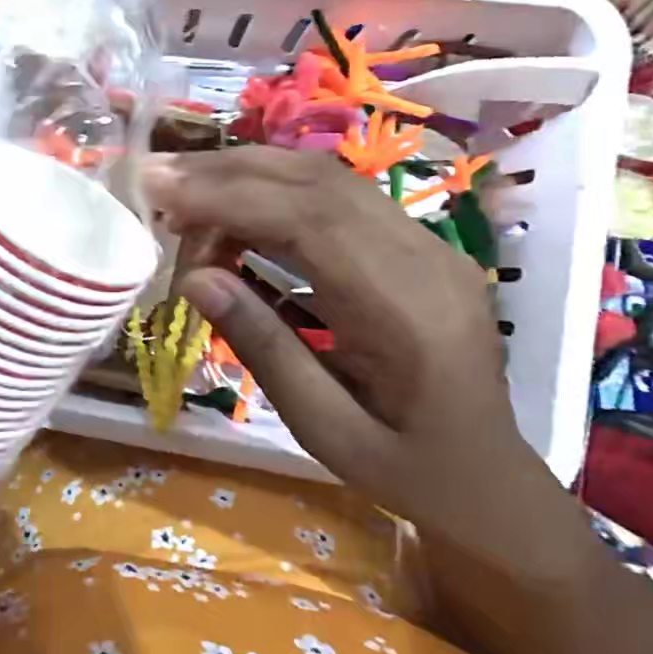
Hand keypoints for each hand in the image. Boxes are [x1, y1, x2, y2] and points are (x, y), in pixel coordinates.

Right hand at [142, 148, 537, 528]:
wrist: (492, 481)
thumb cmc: (407, 471)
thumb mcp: (325, 430)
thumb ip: (264, 349)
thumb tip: (195, 279)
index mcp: (406, 313)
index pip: (310, 222)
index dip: (229, 196)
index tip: (160, 189)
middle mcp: (425, 260)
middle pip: (319, 183)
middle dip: (230, 172)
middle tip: (159, 180)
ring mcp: (430, 246)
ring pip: (331, 180)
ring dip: (252, 175)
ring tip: (186, 191)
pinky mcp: (421, 246)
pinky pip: (343, 199)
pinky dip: (280, 193)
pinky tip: (239, 210)